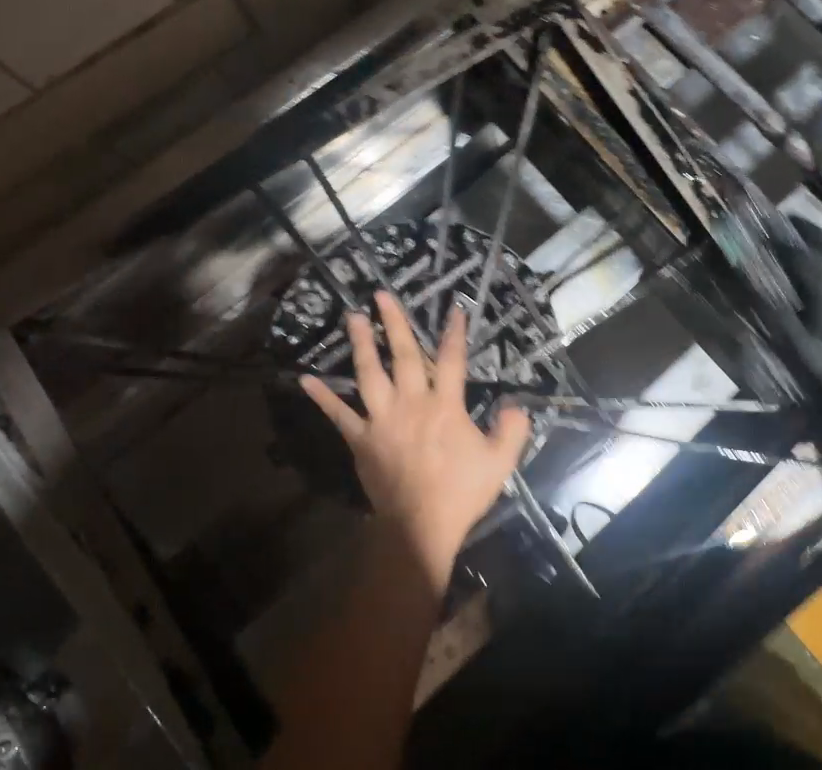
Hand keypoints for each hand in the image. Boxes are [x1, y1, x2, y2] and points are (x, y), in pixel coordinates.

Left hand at [301, 291, 530, 580]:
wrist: (420, 526)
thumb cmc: (461, 493)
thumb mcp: (500, 462)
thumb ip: (511, 430)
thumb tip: (516, 405)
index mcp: (445, 406)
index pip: (451, 360)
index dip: (454, 333)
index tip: (454, 309)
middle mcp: (411, 403)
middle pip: (402, 355)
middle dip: (393, 322)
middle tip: (381, 295)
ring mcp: (382, 420)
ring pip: (368, 374)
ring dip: (360, 344)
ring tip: (351, 318)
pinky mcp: (361, 439)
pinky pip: (338, 415)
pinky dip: (322, 397)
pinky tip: (306, 380)